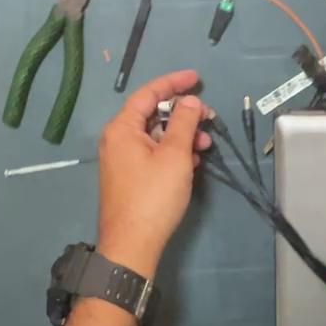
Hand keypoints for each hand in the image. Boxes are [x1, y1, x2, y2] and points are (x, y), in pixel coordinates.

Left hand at [96, 69, 211, 276]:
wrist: (131, 247)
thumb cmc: (153, 196)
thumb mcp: (175, 155)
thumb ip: (184, 122)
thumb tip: (190, 101)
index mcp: (122, 128)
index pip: (149, 93)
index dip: (173, 83)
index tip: (196, 78)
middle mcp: (118, 139)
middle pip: (153, 113)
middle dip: (183, 113)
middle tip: (208, 117)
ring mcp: (122, 159)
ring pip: (156, 135)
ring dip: (182, 135)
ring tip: (206, 145)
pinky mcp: (130, 177)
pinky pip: (153, 152)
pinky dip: (173, 151)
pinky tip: (193, 161)